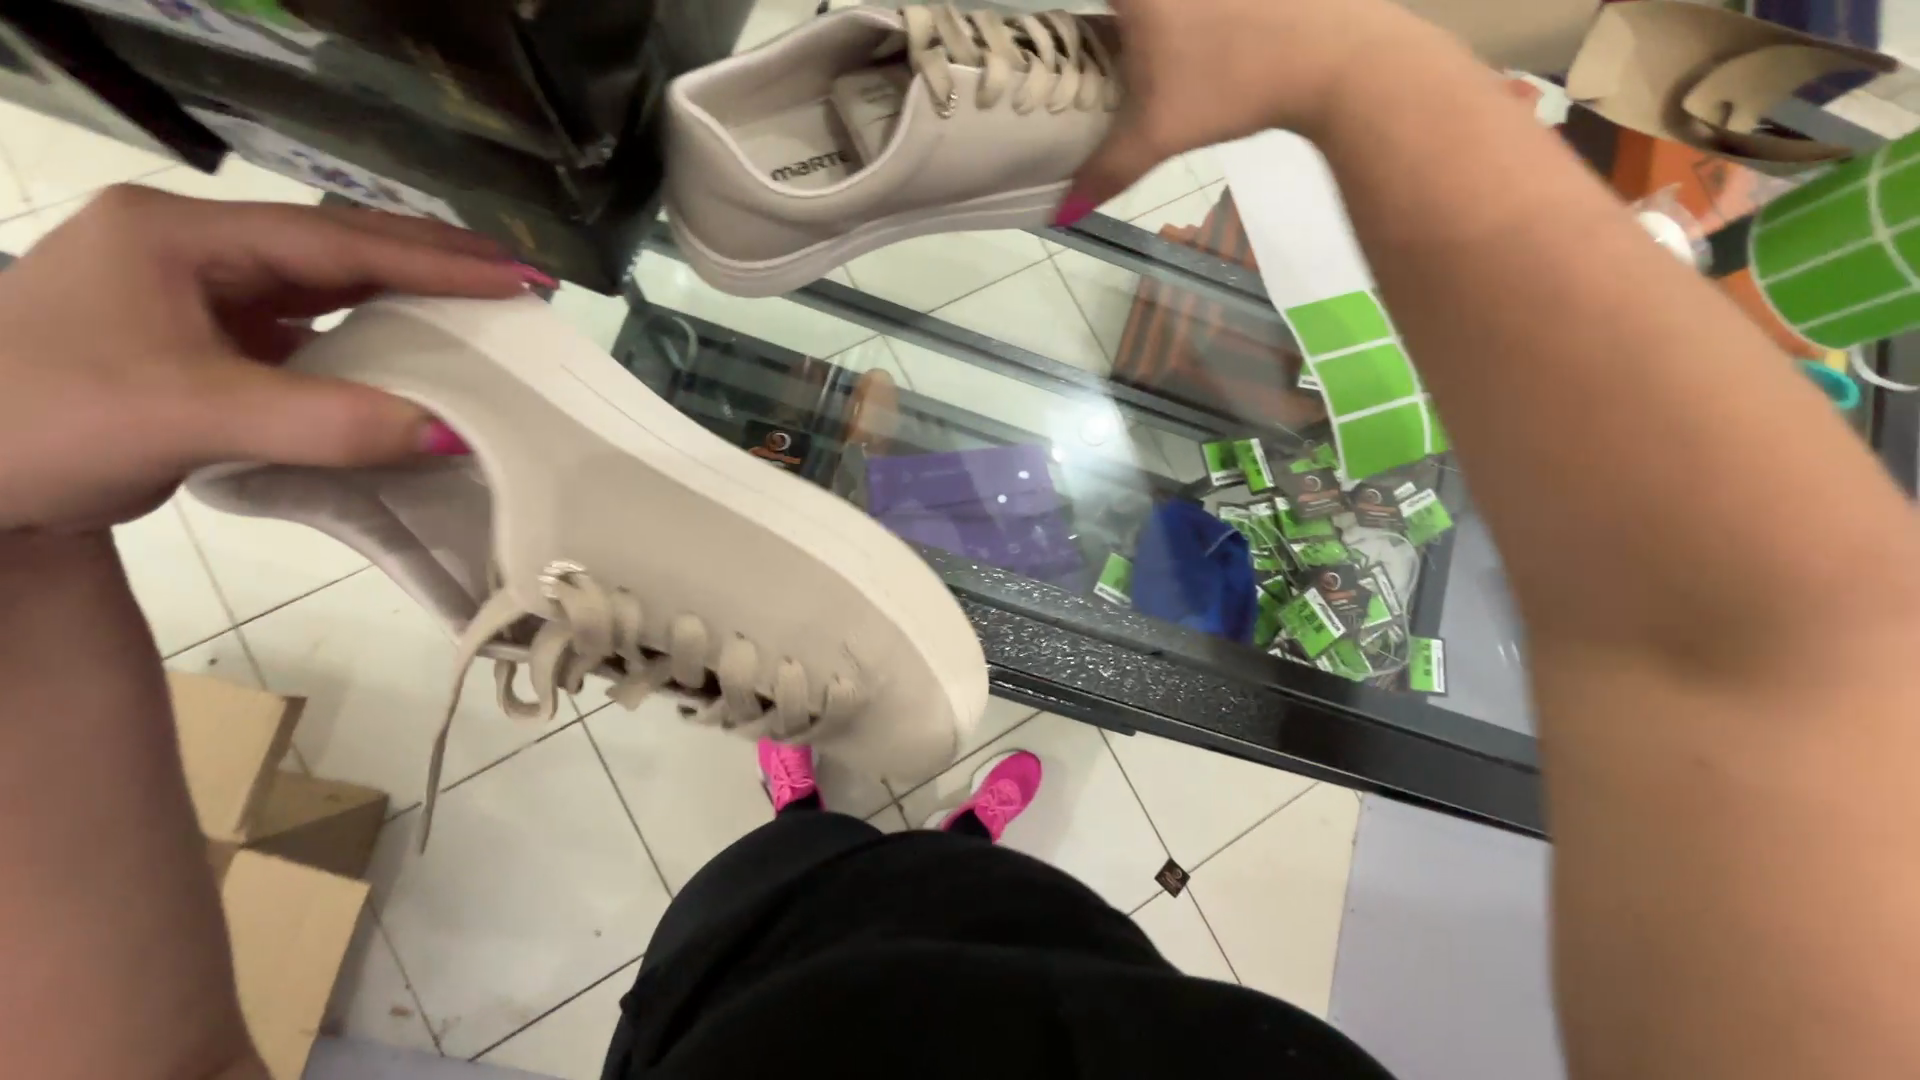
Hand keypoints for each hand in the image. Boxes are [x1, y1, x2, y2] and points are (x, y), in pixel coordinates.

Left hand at [0, 186, 531, 532]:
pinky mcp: (204, 336)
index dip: (439, 261)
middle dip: (436, 258)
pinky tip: (410, 342)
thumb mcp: (189, 416)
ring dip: (409, 291)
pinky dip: (374, 332)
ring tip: (483, 300)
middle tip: (521, 276)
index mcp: (178, 236)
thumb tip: (453, 434)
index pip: (336, 241)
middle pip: (340, 244)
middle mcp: (192, 248)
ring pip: (329, 281)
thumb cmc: (36, 423)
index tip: (522, 277)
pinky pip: (312, 323)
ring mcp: (196, 291)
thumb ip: (328, 422)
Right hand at [1060, 0, 1438, 217]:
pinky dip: (1191, 22)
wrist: (1338, 58)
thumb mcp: (1159, 136)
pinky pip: (1194, 6)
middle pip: (1122, 6)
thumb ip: (1105, 172)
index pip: (1080, 11)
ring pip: (1161, 8)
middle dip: (1111, 32)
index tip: (1066, 54)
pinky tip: (1209, 50)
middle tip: (1103, 68)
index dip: (1068, 36)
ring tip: (1156, 69)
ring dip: (1150, 29)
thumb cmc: (1234, 85)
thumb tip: (1062, 213)